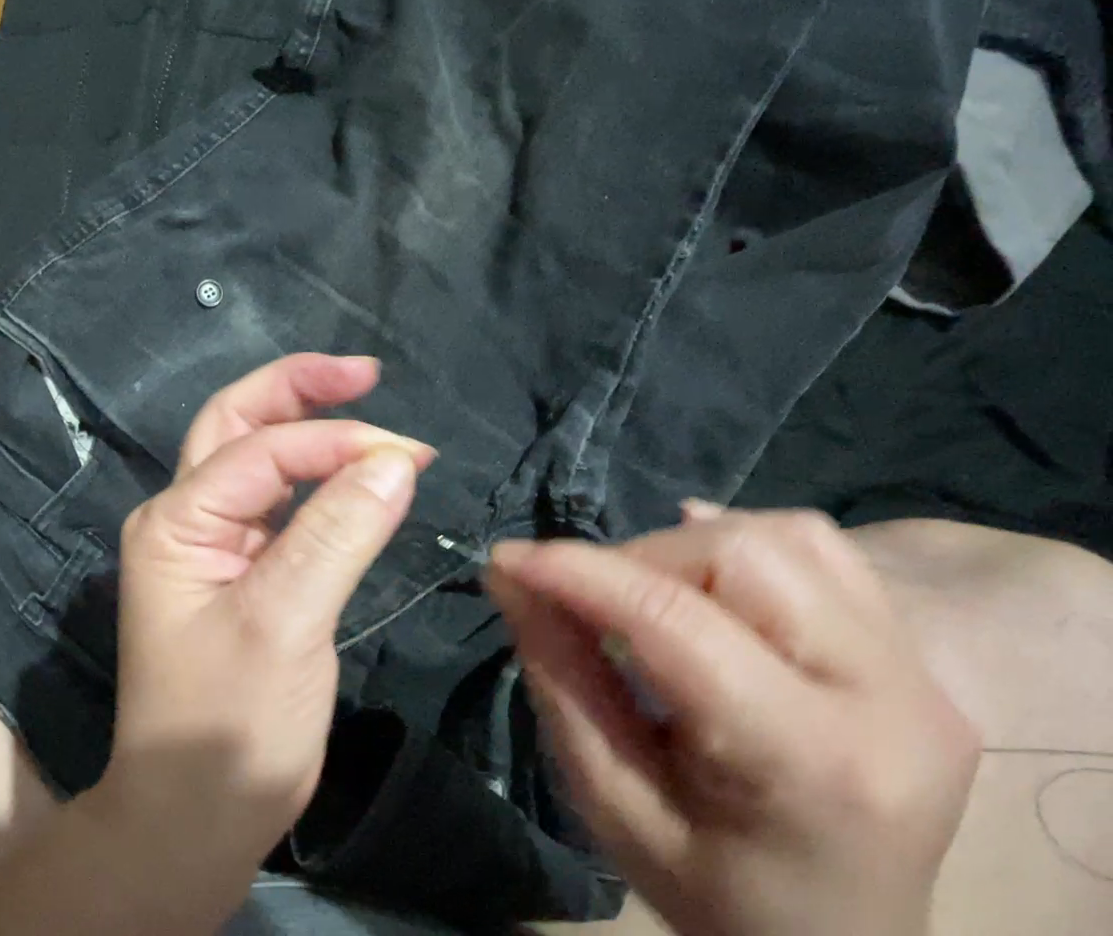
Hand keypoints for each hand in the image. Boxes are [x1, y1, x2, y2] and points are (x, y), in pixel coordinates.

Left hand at [94, 353, 432, 916]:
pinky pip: (274, 508)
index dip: (334, 441)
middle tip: (365, 372)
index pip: (259, 451)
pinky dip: (313, 481)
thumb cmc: (228, 725)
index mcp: (176, 522)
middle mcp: (183, 520)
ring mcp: (208, 548)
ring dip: (304, 428)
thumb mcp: (285, 624)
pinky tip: (351, 475)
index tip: (410, 456)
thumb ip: (337, 535)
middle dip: (295, 390)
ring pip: (252, 461)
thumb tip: (395, 458)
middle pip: (234, 427)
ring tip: (365, 407)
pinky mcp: (236, 576)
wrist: (193, 815)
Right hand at [488, 507, 979, 935]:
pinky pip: (824, 553)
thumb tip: (509, 576)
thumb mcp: (612, 804)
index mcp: (811, 761)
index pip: (678, 621)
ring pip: (788, 536)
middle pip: (745, 554)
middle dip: (638, 560)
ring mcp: (922, 675)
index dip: (580, 574)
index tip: (506, 559)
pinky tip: (701, 581)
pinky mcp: (919, 659)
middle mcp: (892, 700)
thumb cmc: (711, 891)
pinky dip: (742, 546)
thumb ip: (562, 681)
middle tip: (585, 604)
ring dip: (689, 549)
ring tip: (644, 596)